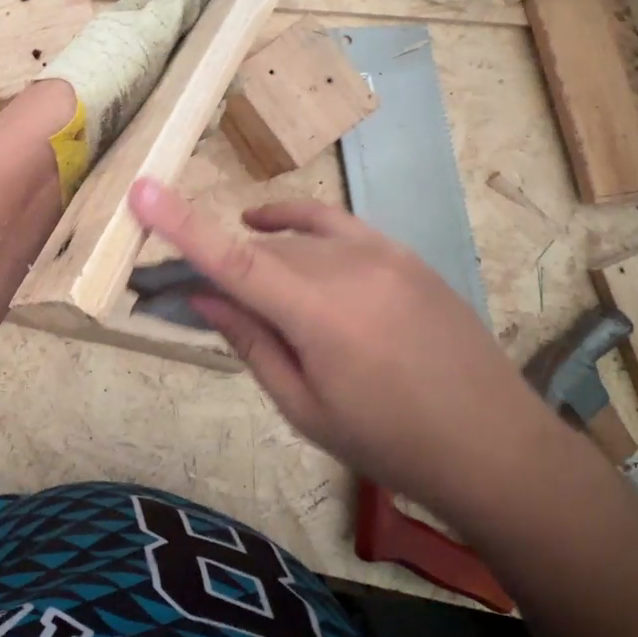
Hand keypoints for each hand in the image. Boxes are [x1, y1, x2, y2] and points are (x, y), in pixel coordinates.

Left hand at [34, 0, 236, 200]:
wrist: (56, 147)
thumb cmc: (98, 79)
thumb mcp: (139, 35)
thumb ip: (174, 8)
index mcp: (132, 21)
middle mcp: (137, 53)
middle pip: (187, 31)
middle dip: (217, 25)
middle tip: (249, 18)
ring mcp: (140, 93)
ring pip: (189, 77)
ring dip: (212, 77)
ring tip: (231, 78)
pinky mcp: (141, 131)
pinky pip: (180, 117)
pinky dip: (196, 116)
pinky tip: (207, 117)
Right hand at [128, 178, 558, 518]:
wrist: (496, 446)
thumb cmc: (390, 443)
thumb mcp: (305, 407)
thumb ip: (249, 342)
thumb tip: (201, 294)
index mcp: (321, 316)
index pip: (235, 260)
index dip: (183, 225)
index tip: (142, 190)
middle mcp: (349, 269)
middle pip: (260, 251)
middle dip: (225, 270)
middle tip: (201, 299)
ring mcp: (381, 253)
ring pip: (293, 239)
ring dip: (261, 259)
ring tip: (257, 297)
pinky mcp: (400, 251)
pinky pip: (332, 222)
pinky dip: (293, 220)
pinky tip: (268, 223)